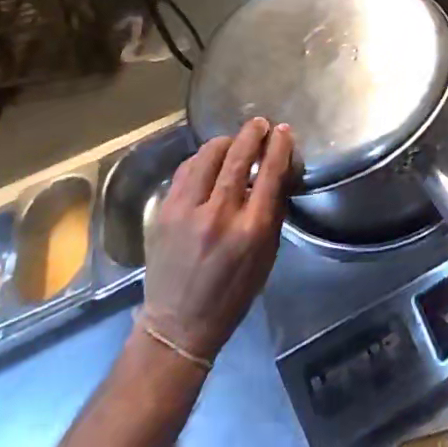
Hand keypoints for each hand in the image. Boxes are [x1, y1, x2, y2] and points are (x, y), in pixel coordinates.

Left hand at [141, 118, 295, 360]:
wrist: (178, 324)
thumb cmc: (232, 294)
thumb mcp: (265, 257)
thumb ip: (272, 212)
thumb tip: (278, 171)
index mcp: (251, 230)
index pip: (270, 172)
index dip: (279, 145)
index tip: (283, 130)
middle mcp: (218, 214)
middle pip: (238, 156)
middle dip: (252, 133)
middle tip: (260, 123)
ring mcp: (186, 210)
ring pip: (208, 155)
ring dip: (226, 141)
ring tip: (234, 140)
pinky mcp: (164, 211)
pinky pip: (185, 169)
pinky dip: (201, 158)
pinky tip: (209, 159)